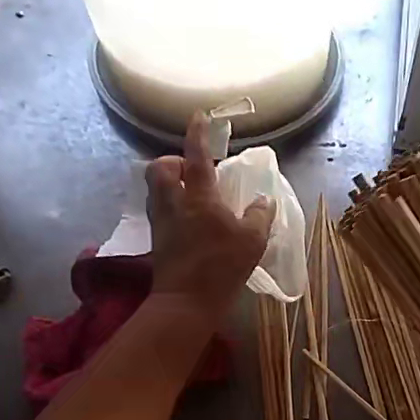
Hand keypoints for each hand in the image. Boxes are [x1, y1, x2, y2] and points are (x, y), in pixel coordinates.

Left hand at [146, 112, 275, 321]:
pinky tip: (189, 218)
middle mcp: (174, 203)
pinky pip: (160, 209)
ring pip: (156, 188)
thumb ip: (260, 216)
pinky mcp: (158, 239)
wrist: (186, 302)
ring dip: (171, 182)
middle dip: (174, 162)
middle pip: (161, 168)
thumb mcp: (252, 241)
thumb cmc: (222, 268)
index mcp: (200, 198)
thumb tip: (263, 200)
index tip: (199, 117)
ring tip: (192, 194)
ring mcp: (162, 221)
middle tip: (193, 171)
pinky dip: (171, 203)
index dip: (198, 135)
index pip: (196, 157)